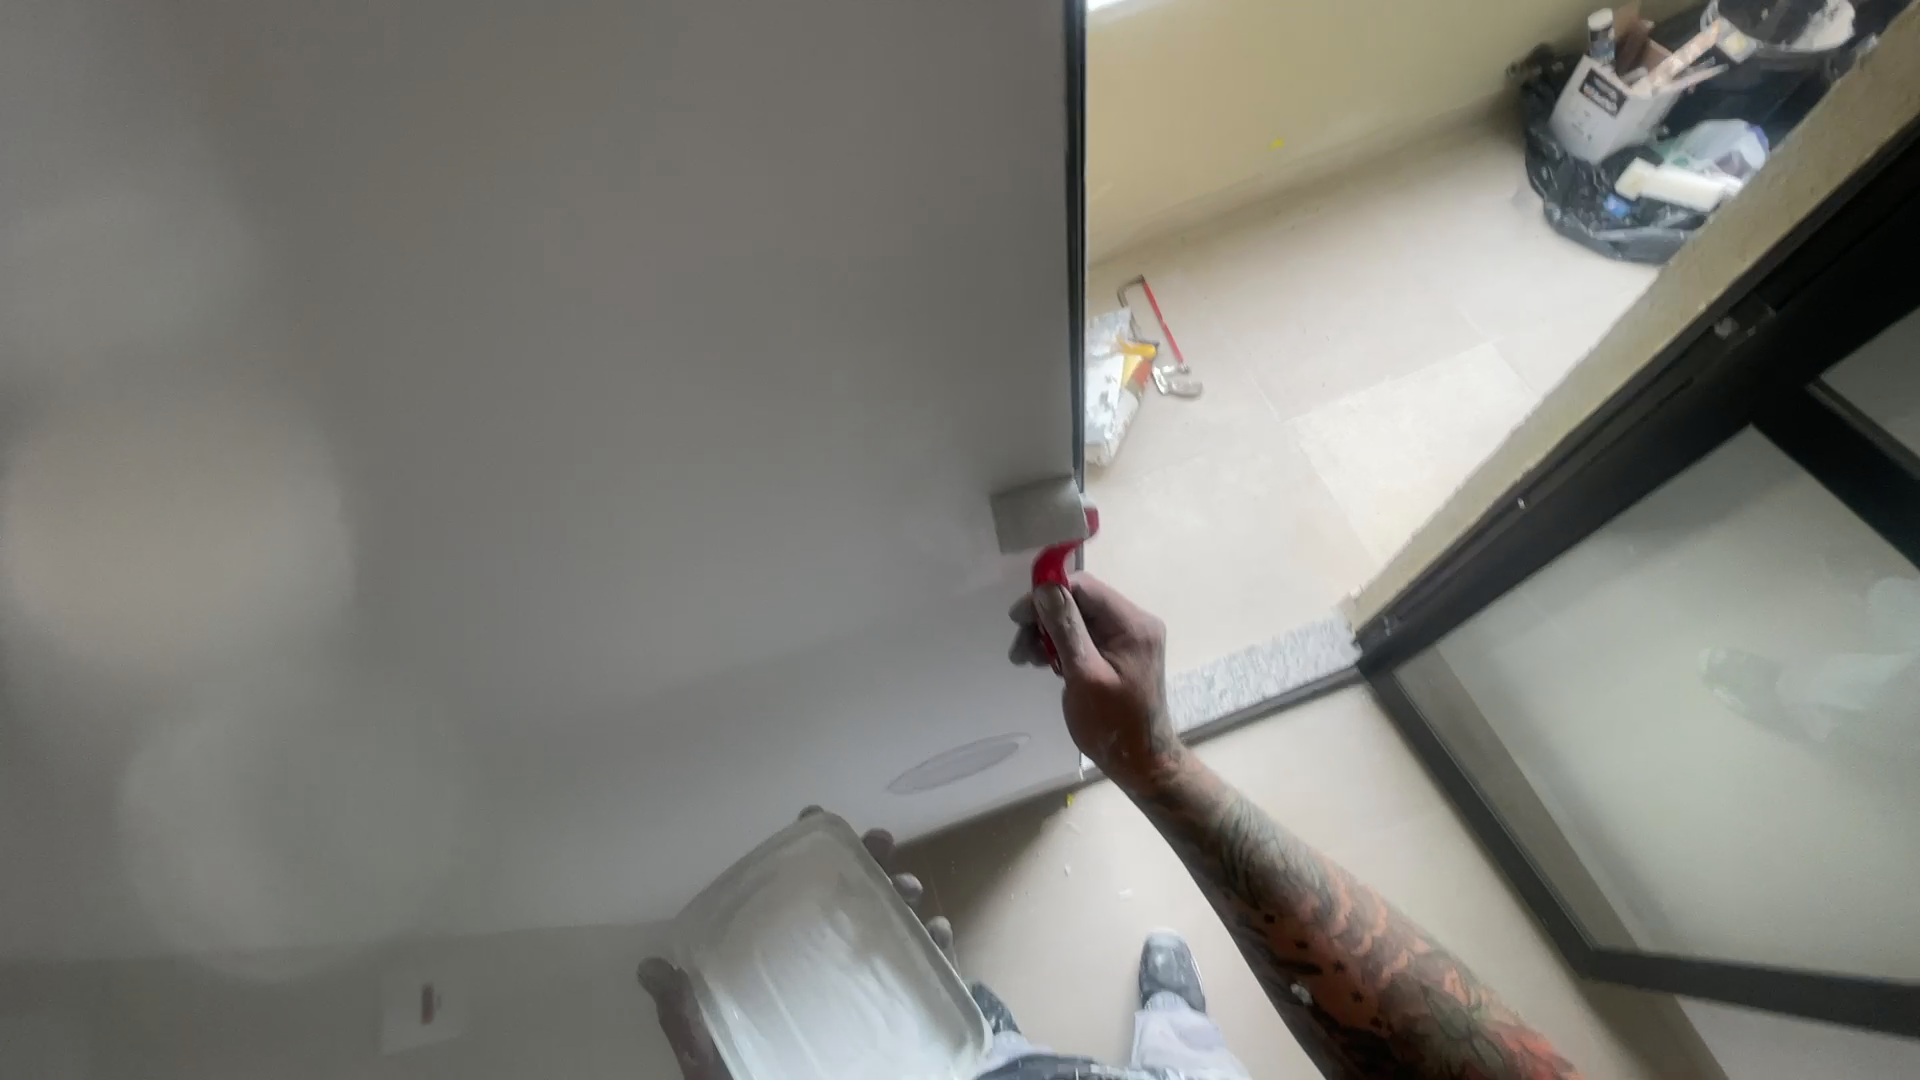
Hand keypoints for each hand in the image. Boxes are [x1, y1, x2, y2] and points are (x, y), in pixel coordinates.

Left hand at [637, 808, 954, 1079]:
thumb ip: (688, 1016)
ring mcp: (870, 984)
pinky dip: (938, 946)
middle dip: (870, 858)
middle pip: (856, 893)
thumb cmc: (749, 1077)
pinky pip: (928, 970)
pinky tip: (937, 933)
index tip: (814, 814)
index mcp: (789, 956)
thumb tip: (650, 967)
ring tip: (907, 887)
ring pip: (895, 921)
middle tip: (879, 841)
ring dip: (905, 894)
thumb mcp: (712, 1053)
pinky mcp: (903, 1011)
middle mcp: (833, 959)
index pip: (799, 891)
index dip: (807, 848)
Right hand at [1008, 572, 1183, 788]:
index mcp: (1133, 624)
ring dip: (1047, 634)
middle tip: (1019, 647)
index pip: (1084, 587)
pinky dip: (1059, 645)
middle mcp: (1133, 623)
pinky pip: (1082, 636)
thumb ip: (1066, 629)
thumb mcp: (1085, 675)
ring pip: (1076, 619)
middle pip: (1079, 602)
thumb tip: (1044, 589)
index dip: (1047, 595)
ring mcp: (1125, 638)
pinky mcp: (1115, 652)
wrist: (1140, 763)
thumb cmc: (1113, 724)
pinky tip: (1042, 662)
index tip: (1018, 617)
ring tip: (1025, 659)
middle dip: (1044, 619)